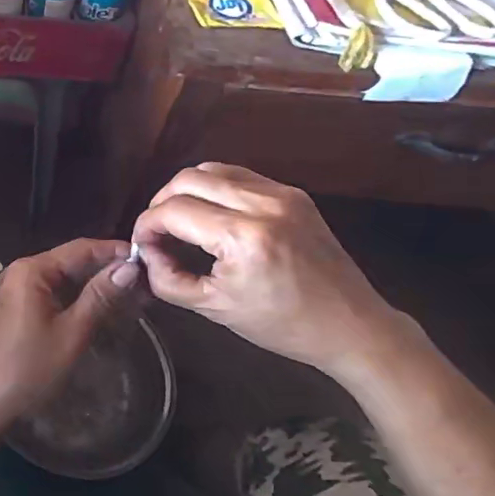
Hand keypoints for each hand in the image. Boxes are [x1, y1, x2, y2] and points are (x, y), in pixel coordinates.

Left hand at [0, 238, 139, 433]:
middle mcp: (21, 272)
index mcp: (31, 270)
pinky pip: (53, 293)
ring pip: (64, 279)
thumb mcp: (72, 331)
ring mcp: (16, 289)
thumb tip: (130, 266)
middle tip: (147, 282)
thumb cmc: (31, 366)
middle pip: (71, 261)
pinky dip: (77, 298)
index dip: (115, 251)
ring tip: (134, 295)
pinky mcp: (18, 307)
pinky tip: (103, 307)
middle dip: (107, 270)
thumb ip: (100, 296)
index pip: (80, 248)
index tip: (150, 259)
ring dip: (95, 286)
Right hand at [131, 163, 408, 374]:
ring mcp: (282, 194)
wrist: (352, 326)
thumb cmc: (280, 323)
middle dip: (161, 203)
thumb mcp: (211, 308)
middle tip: (157, 232)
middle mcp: (264, 205)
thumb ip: (166, 278)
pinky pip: (238, 176)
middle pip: (187, 179)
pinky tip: (210, 216)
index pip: (173, 211)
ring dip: (185, 191)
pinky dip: (213, 189)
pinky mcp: (293, 194)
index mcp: (243, 237)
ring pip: (211, 169)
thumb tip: (146, 253)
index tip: (142, 246)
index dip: (146, 226)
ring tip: (181, 221)